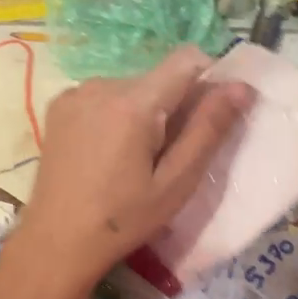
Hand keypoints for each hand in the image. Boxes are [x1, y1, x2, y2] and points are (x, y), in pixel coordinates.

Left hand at [16, 47, 253, 289]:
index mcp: (132, 102)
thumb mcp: (175, 182)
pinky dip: (115, 114)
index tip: (206, 118)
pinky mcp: (59, 104)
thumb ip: (208, 130)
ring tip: (134, 159)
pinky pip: (103, 95)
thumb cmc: (123, 219)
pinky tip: (106, 152)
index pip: (187, 59)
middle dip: (173, 105)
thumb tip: (240, 86)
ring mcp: (75, 92)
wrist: (57, 239)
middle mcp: (101, 85)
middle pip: (158, 77)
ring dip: (143, 111)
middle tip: (167, 155)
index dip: (208, 80)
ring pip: (131, 86)